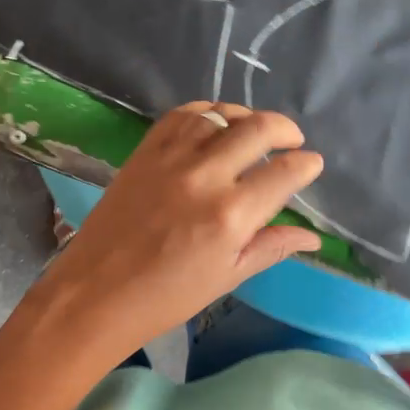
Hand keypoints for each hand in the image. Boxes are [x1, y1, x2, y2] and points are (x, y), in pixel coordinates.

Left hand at [29, 101, 323, 358]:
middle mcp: (205, 177)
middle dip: (284, 130)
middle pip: (257, 130)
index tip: (312, 163)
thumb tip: (312, 235)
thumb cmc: (166, 296)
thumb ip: (270, 247)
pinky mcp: (145, 150)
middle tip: (292, 139)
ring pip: (221, 115)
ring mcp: (172, 158)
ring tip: (255, 129)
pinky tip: (216, 122)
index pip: (283, 174)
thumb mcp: (226, 277)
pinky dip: (207, 112)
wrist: (97, 291)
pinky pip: (183, 115)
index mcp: (231, 215)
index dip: (306, 164)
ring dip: (246, 117)